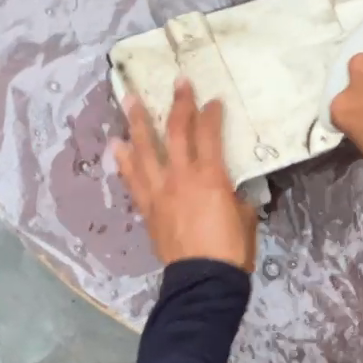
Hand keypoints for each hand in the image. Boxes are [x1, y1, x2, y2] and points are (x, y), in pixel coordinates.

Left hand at [113, 80, 256, 271]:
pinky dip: (123, 161)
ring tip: (129, 100)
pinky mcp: (148, 208)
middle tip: (177, 83)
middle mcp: (181, 176)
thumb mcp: (245, 218)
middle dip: (178, 104)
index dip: (211, 114)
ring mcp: (159, 191)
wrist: (204, 279)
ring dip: (137, 123)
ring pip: (144, 149)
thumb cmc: (232, 250)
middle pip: (175, 131)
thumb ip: (237, 198)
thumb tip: (232, 191)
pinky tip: (116, 146)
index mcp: (210, 177)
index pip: (209, 134)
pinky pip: (132, 179)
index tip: (213, 100)